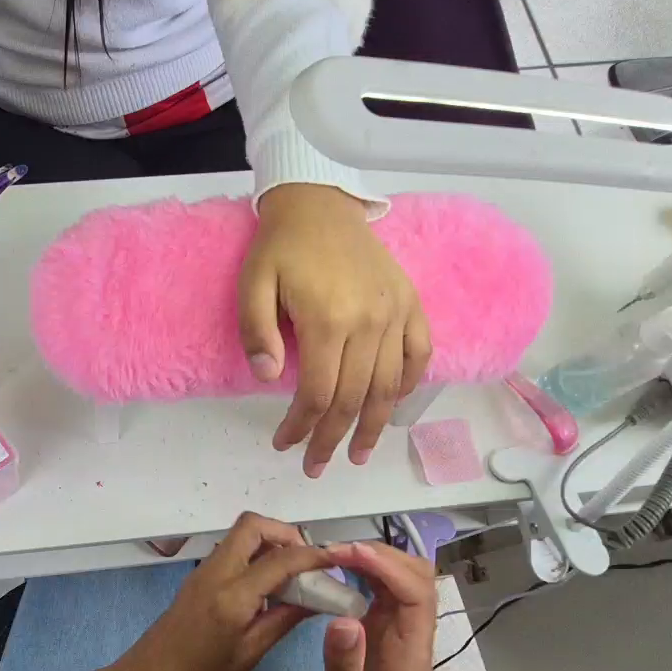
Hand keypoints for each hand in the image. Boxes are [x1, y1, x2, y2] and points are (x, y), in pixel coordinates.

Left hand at [96, 513, 335, 670]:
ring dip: (269, 542)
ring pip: (240, 535)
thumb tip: (316, 599)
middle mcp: (216, 572)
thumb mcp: (250, 654)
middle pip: (252, 525)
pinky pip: (231, 551)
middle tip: (307, 562)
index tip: (336, 559)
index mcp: (232, 595)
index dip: (313, 555)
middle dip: (286, 534)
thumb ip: (283, 620)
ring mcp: (203, 571)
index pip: (280, 559)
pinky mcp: (197, 577)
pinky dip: (254, 554)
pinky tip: (269, 584)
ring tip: (293, 574)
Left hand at [240, 184, 431, 477]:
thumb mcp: (252, 284)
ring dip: (375, 427)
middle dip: (333, 439)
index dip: (302, 427)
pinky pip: (419, 355)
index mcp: (328, 319)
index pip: (318, 393)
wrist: (319, 204)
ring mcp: (396, 313)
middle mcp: (370, 321)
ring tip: (360, 455)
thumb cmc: (279, 247)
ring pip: (389, 386)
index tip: (284, 445)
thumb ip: (257, 331)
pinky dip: (408, 385)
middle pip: (355, 399)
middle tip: (316, 466)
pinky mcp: (411, 303)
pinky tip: (391, 407)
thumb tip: (269, 378)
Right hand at [316, 542, 438, 670]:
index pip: (415, 596)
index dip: (386, 566)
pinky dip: (367, 571)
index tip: (347, 553)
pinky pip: (387, 591)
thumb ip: (343, 667)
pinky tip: (340, 569)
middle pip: (419, 579)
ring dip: (377, 559)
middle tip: (336, 550)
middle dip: (383, 554)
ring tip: (335, 554)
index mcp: (409, 657)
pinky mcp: (387, 633)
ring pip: (406, 580)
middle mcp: (413, 639)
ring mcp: (402, 634)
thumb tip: (343, 620)